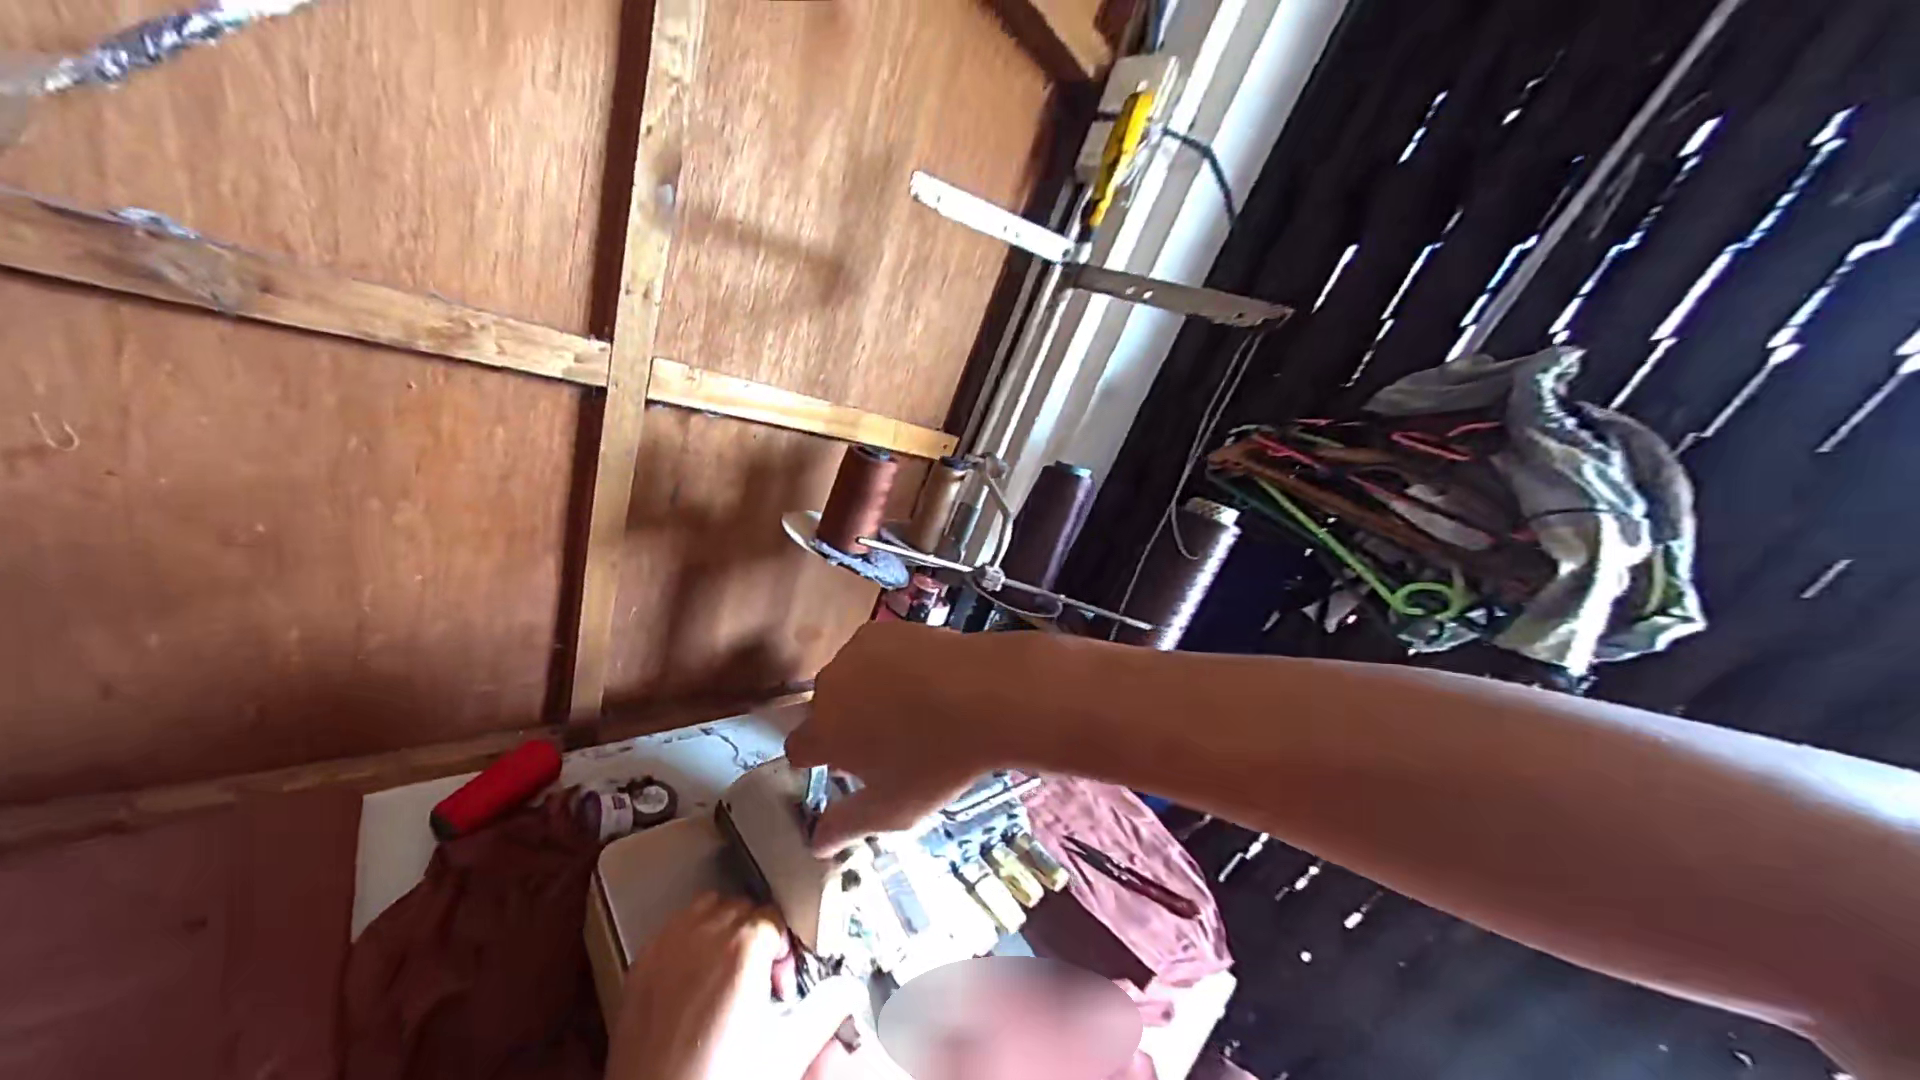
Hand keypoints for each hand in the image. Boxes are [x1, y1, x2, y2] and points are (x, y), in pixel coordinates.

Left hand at [606, 894, 869, 1079]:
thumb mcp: (784, 1054)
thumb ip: (824, 1011)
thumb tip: (846, 990)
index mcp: (743, 948)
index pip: (776, 918)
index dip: (785, 951)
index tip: (782, 984)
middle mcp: (703, 936)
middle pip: (744, 909)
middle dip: (757, 939)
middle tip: (760, 983)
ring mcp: (667, 948)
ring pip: (708, 908)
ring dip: (723, 931)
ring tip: (728, 974)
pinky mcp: (640, 966)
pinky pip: (673, 927)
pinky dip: (689, 940)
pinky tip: (694, 979)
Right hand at [786, 623, 1001, 853]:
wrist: (986, 694)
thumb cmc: (937, 760)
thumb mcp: (893, 808)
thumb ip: (846, 826)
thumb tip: (815, 843)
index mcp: (823, 733)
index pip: (799, 748)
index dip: (820, 760)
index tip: (848, 767)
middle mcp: (828, 687)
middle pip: (825, 711)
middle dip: (846, 725)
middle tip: (889, 741)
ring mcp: (855, 652)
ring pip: (849, 679)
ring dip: (865, 692)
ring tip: (912, 708)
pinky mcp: (884, 629)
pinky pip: (873, 653)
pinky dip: (888, 665)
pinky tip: (923, 677)